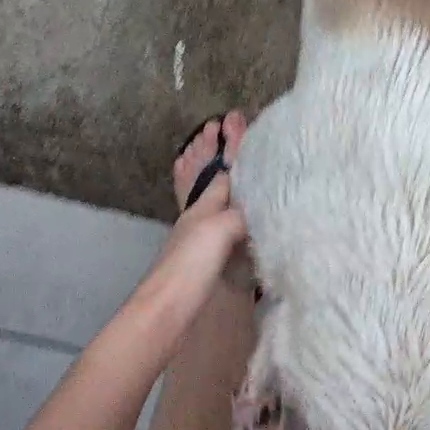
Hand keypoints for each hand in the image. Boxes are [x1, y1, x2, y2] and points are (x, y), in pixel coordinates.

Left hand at [149, 112, 250, 303]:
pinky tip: (230, 211)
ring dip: (221, 173)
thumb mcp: (220, 229)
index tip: (237, 117)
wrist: (165, 311)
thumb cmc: (191, 264)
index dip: (234, 143)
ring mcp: (200, 235)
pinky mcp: (203, 256)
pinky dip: (223, 203)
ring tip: (223, 152)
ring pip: (214, 195)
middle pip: (215, 175)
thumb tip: (264, 204)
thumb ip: (242, 211)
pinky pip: (215, 217)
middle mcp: (201, 214)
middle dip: (222, 150)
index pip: (225, 167)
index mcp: (205, 203)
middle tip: (226, 123)